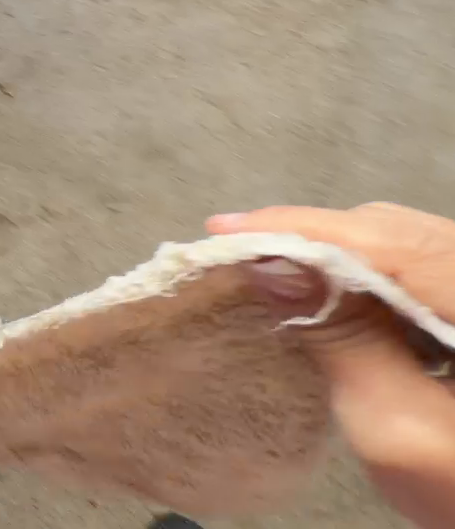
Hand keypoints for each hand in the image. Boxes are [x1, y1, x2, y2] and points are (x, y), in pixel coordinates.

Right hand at [208, 203, 454, 527]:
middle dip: (319, 234)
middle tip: (247, 252)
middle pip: (407, 232)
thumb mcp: (398, 429)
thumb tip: (268, 264)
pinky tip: (345, 289)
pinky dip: (378, 266)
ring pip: (420, 240)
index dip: (302, 227)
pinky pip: (433, 260)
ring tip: (286, 268)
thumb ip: (340, 340)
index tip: (223, 229)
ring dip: (346, 248)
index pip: (393, 243)